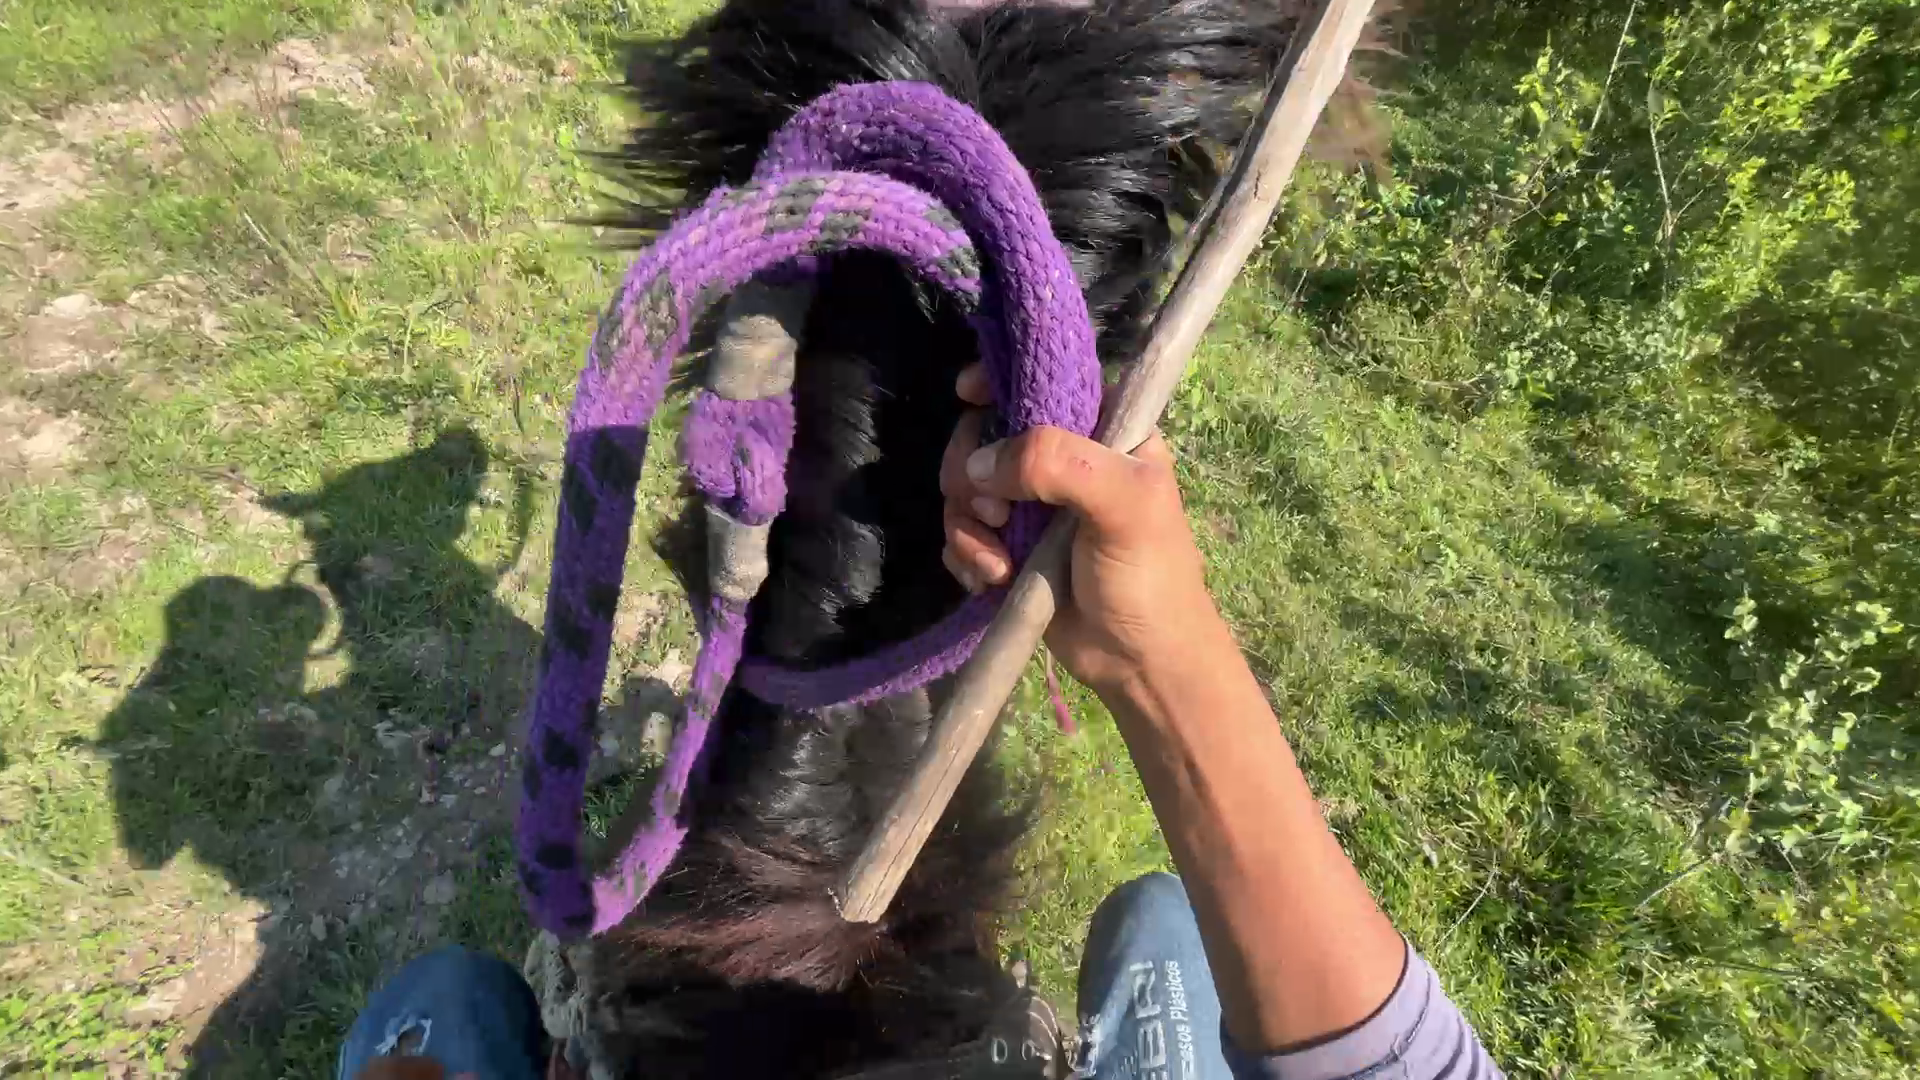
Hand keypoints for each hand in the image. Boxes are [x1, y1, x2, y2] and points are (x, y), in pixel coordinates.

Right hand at [939, 363, 1222, 693]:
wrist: (1138, 660)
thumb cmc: (1148, 575)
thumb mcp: (1124, 504)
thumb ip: (1058, 463)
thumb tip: (979, 466)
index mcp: (1100, 431)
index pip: (1043, 380)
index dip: (999, 380)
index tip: (967, 394)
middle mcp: (1059, 461)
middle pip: (984, 434)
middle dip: (974, 472)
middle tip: (998, 512)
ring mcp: (1028, 506)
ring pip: (963, 487)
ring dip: (969, 526)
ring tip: (999, 564)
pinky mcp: (1006, 548)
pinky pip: (960, 532)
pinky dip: (965, 555)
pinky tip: (990, 580)